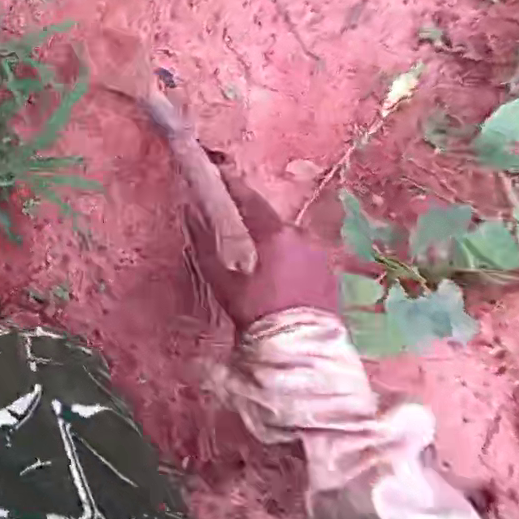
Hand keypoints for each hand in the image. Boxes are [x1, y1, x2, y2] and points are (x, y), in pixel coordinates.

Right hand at [189, 170, 337, 325]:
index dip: (233, 185)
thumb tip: (189, 216)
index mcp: (276, 235)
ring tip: (252, 243)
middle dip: (252, 215)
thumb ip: (205, 247)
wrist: (300, 348)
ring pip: (288, 235)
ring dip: (269, 236)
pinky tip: (273, 263)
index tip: (220, 171)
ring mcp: (320, 254)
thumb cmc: (257, 311)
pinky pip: (301, 251)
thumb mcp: (224, 281)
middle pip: (271, 218)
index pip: (251, 201)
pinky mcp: (329, 271)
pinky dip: (285, 250)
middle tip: (232, 212)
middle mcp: (303, 237)